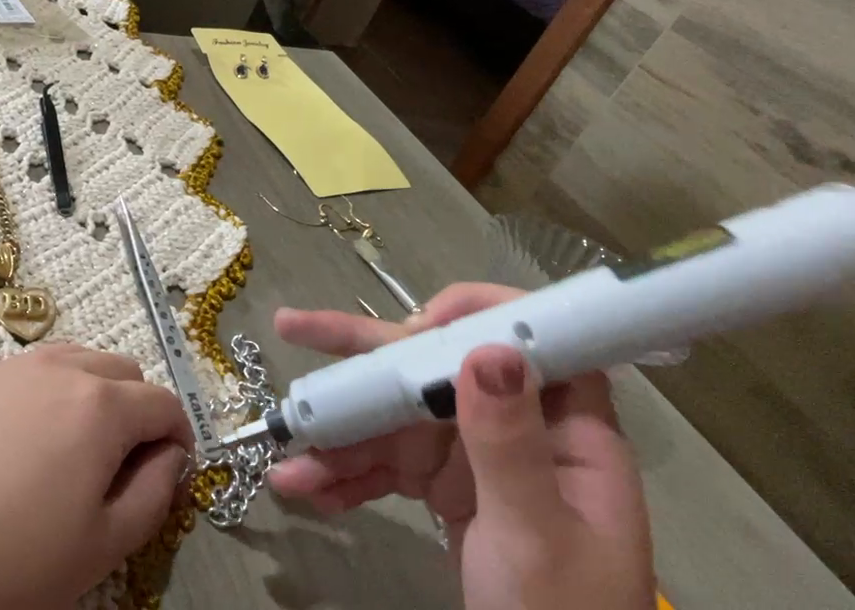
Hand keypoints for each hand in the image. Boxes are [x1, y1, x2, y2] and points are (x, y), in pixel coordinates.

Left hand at [0, 344, 192, 609]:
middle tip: (121, 469)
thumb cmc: (11, 558)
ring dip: (96, 395)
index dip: (178, 439)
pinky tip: (29, 445)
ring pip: (79, 362)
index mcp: (102, 405)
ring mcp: (14, 366)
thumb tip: (170, 457)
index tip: (168, 474)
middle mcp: (61, 368)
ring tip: (75, 454)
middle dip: (138, 411)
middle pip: (123, 372)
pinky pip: (36, 370)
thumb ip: (155, 492)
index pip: (164, 403)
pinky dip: (53, 393)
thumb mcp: (103, 543)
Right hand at [267, 283, 653, 609]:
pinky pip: (391, 467)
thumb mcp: (534, 538)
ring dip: (342, 434)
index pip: (534, 344)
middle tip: (292, 328)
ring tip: (285, 455)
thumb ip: (507, 447)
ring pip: (401, 421)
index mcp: (568, 435)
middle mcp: (519, 433)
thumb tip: (488, 350)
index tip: (414, 322)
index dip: (476, 316)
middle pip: (438, 372)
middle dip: (364, 358)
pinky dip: (350, 476)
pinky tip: (307, 488)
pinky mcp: (448, 493)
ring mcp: (479, 463)